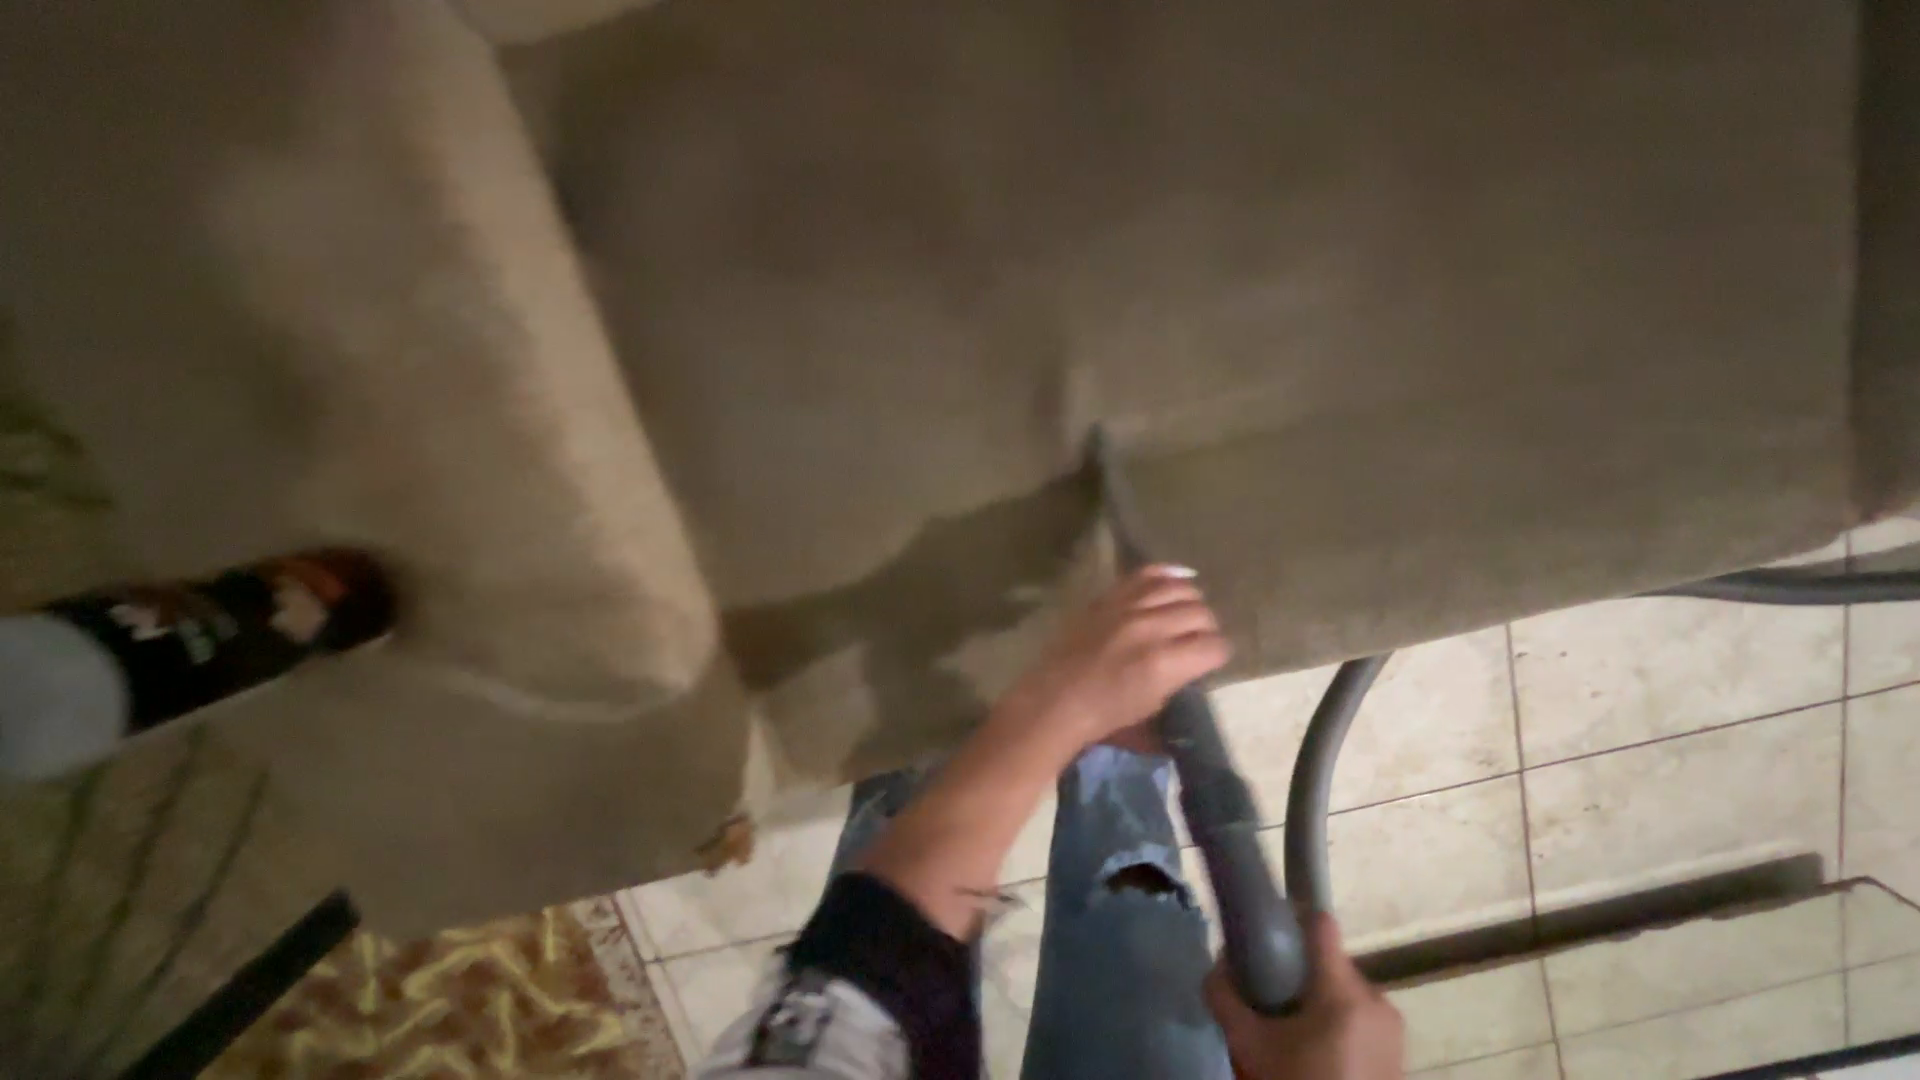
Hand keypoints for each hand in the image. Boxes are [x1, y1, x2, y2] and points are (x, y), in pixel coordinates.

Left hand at [993, 564, 1229, 749]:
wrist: (1056, 698)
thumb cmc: (1104, 713)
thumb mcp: (1154, 704)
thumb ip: (1179, 676)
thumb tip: (1193, 658)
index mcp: (1164, 663)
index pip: (1214, 646)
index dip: (1218, 654)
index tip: (1213, 659)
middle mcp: (1150, 628)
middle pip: (1201, 613)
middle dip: (1207, 628)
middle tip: (1198, 638)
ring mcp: (1127, 608)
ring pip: (1179, 588)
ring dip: (1190, 601)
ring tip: (1186, 613)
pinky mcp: (1108, 597)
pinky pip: (1146, 574)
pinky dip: (1166, 575)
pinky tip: (1176, 581)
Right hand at [1205, 914, 1404, 1079]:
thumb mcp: (1248, 1046)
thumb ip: (1225, 995)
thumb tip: (1218, 964)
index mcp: (1344, 992)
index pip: (1320, 922)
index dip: (1289, 918)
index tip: (1262, 932)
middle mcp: (1377, 999)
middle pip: (1327, 960)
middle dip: (1295, 970)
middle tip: (1265, 995)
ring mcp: (1393, 1029)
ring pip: (1341, 989)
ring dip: (1314, 998)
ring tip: (1287, 1030)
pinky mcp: (1398, 1055)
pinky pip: (1358, 1017)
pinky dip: (1333, 1022)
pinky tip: (1311, 1053)